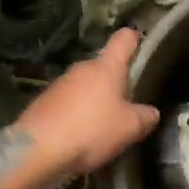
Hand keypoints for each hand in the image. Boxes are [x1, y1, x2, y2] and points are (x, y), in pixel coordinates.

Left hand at [17, 28, 158, 177]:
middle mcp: (82, 68)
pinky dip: (77, 114)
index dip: (136, 39)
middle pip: (105, 67)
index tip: (144, 48)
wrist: (37, 149)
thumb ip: (145, 117)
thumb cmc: (90, 130)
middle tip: (129, 106)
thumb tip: (151, 112)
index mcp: (106, 67)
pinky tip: (80, 137)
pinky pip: (68, 103)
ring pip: (85, 86)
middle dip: (117, 83)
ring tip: (104, 127)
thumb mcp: (129, 128)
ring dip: (95, 100)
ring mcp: (60, 83)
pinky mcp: (44, 102)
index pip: (124, 39)